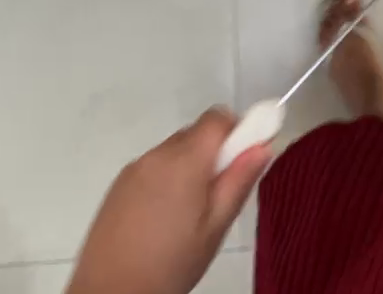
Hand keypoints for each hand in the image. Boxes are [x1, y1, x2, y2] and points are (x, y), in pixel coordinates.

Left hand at [67, 108, 271, 293]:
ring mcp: (135, 167)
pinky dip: (165, 178)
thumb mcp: (214, 229)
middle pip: (196, 133)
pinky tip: (162, 219)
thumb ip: (239, 182)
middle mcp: (159, 153)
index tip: (242, 160)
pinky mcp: (119, 183)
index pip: (217, 117)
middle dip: (213, 154)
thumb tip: (263, 146)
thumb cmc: (171, 264)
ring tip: (187, 215)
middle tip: (216, 197)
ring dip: (188, 167)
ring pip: (174, 150)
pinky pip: (153, 166)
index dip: (236, 130)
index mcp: (185, 160)